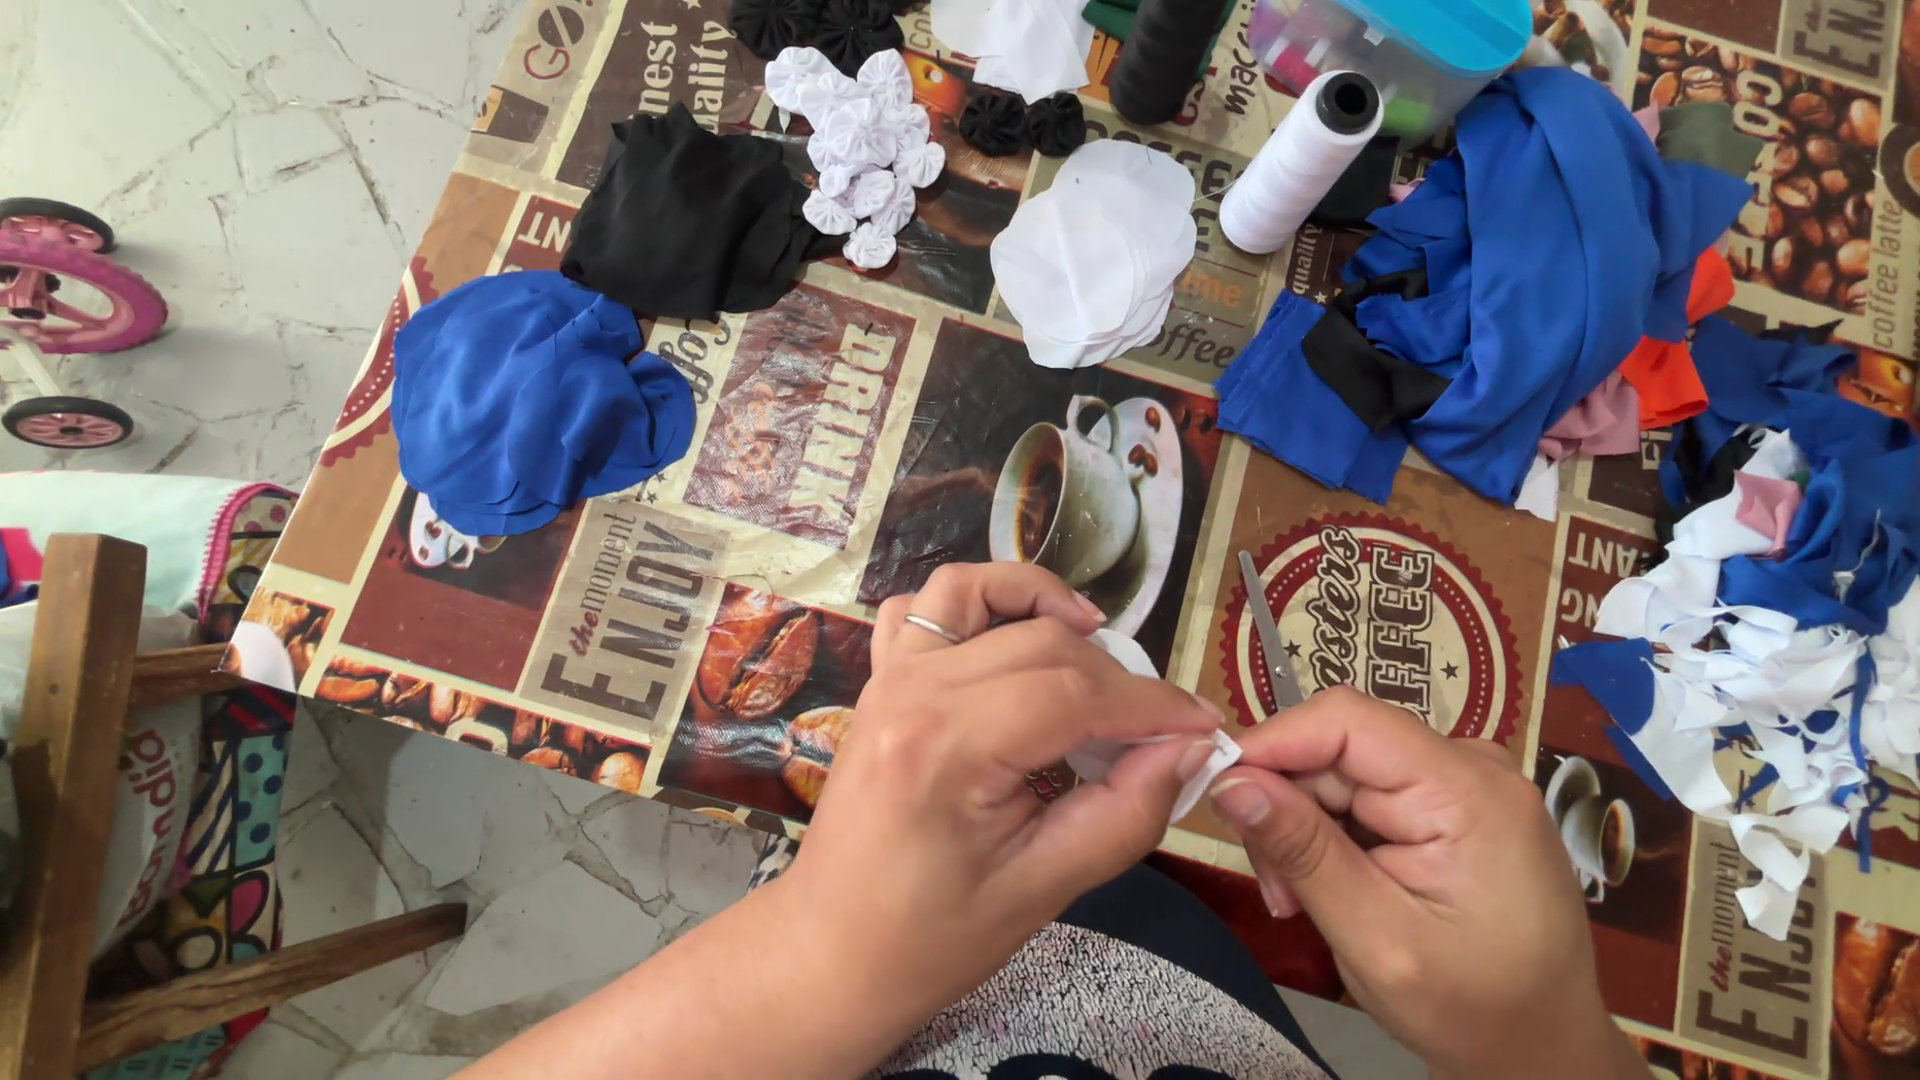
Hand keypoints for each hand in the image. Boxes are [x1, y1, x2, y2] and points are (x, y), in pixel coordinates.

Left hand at [774, 562, 1224, 1028]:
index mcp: (949, 745)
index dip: (1152, 704)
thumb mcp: (1044, 889)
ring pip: (972, 590)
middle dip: (1116, 674)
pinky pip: (921, 609)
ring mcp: (887, 676)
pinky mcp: (879, 681)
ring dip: (1038, 600)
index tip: (1203, 725)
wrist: (831, 951)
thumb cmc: (931, 939)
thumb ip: (1125, 813)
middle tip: (1158, 723)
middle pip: (1038, 642)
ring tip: (1090, 638)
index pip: (1074, 693)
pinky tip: (1005, 639)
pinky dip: (972, 604)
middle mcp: (913, 689)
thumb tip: (1187, 749)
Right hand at [1206, 688, 1647, 1079]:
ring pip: (1333, 768)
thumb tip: (1227, 781)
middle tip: (1274, 888)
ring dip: (1299, 826)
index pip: (1346, 719)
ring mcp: (1457, 778)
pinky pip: (1355, 788)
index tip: (1221, 792)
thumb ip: (1302, 852)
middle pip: (1333, 746)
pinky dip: (1324, 831)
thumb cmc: (1473, 1011)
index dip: (1274, 741)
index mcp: (1469, 792)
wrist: (1542, 1055)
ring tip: (1298, 898)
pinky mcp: (1443, 796)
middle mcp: (1468, 764)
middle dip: (1284, 806)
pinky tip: (1326, 884)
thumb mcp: (1375, 940)